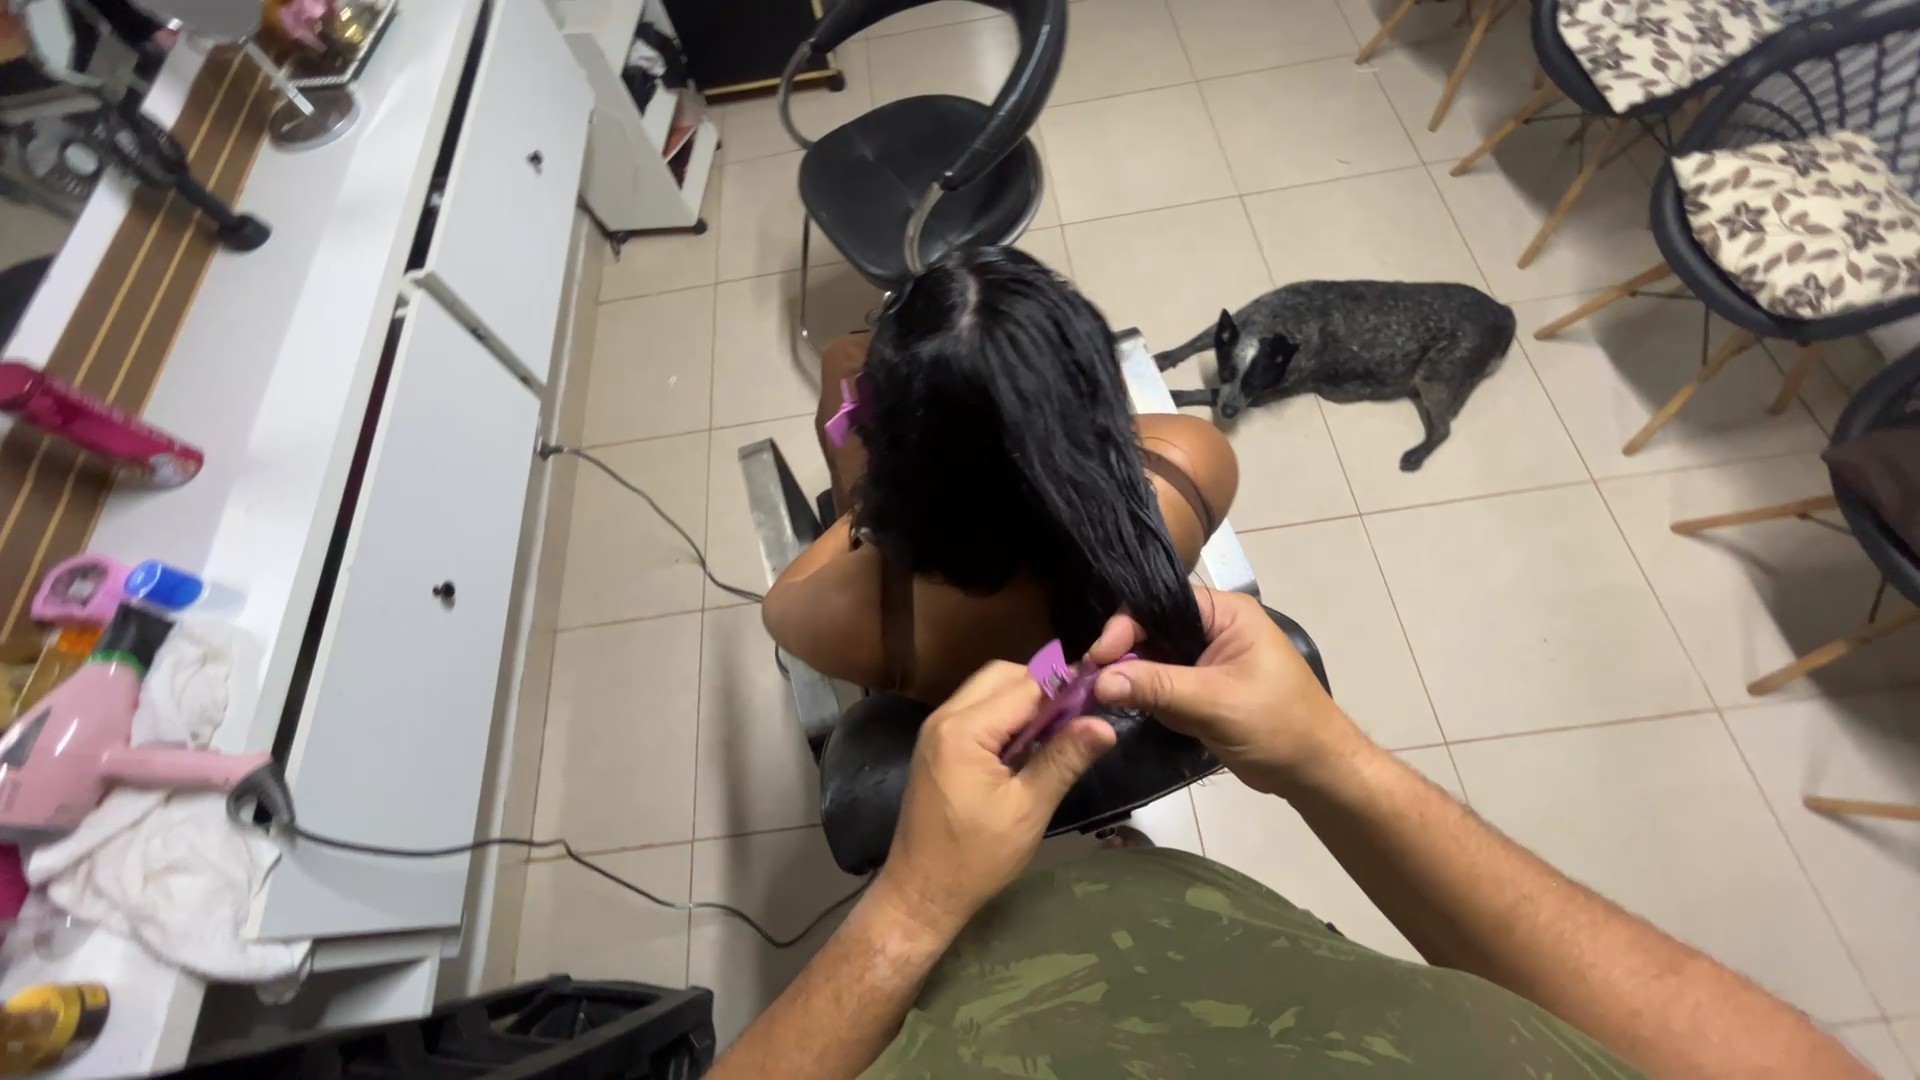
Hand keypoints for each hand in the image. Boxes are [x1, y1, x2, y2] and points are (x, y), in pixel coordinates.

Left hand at [874, 661, 1116, 940]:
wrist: (921, 892)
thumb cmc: (975, 857)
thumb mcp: (1028, 809)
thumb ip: (1064, 760)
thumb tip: (1105, 725)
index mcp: (964, 729)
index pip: (1023, 686)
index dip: (1063, 685)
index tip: (1099, 690)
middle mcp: (944, 717)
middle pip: (1000, 676)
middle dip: (1041, 686)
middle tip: (1077, 713)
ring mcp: (935, 729)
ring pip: (986, 689)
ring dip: (1022, 699)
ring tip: (1058, 729)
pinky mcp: (936, 744)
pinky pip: (974, 710)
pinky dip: (1003, 715)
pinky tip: (1027, 743)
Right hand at [1086, 587, 1363, 794]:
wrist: (1315, 774)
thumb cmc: (1279, 726)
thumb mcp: (1216, 703)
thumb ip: (1157, 688)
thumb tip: (1099, 681)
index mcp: (1224, 613)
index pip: (1160, 604)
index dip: (1125, 626)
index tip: (1097, 659)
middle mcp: (1210, 628)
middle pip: (1150, 629)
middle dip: (1121, 655)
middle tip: (1089, 680)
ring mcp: (1203, 659)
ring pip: (1150, 657)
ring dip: (1127, 678)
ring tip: (1096, 696)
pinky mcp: (1197, 687)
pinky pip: (1158, 683)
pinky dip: (1141, 696)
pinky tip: (1120, 707)